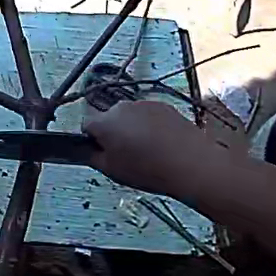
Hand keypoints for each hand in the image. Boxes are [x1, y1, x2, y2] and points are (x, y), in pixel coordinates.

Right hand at [83, 100, 217, 198]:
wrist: (191, 163)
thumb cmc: (149, 170)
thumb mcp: (112, 171)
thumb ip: (92, 157)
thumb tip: (85, 149)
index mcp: (104, 123)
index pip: (87, 125)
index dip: (93, 140)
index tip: (104, 153)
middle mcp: (121, 107)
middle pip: (109, 118)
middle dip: (114, 133)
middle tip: (127, 155)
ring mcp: (143, 104)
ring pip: (129, 116)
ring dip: (133, 128)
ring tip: (148, 151)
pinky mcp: (162, 105)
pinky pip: (148, 114)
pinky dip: (151, 125)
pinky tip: (162, 143)